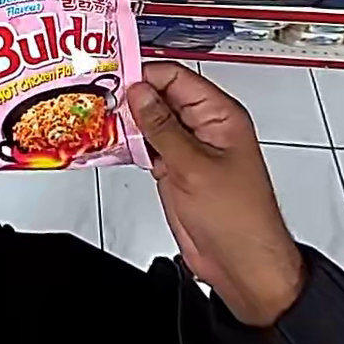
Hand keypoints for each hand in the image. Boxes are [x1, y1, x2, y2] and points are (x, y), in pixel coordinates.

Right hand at [126, 61, 303, 326]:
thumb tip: (139, 91)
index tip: (115, 78)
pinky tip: (113, 143)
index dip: (145, 75)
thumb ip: (162, 127)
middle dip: (132, 97)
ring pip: (151, 119)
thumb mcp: (194, 167)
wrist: (242, 269)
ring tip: (101, 119)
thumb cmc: (239, 220)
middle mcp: (203, 125)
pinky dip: (131, 143)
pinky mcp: (176, 166)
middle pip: (160, 95)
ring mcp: (188, 146)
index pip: (175, 77)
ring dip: (128, 121)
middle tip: (101, 99)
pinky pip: (149, 143)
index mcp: (218, 114)